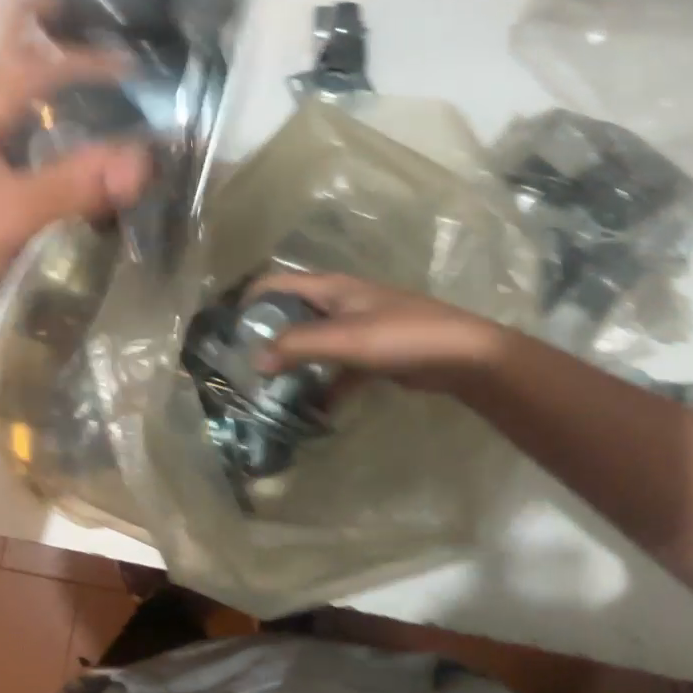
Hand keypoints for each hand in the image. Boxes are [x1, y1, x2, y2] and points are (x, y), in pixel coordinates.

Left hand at [0, 0, 151, 312]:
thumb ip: (73, 185)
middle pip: (12, 25)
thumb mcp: (9, 218)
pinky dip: (65, 82)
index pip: (37, 59)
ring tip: (117, 31)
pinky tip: (98, 100)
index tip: (143, 68)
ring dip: (63, 36)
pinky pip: (32, 95)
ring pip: (22, 57)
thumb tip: (144, 159)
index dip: (92, 58)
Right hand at [251, 272, 507, 392]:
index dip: (250, 300)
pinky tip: (314, 408)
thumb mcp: (344, 338)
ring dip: (295, 363)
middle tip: (245, 366)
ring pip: (314, 343)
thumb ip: (298, 346)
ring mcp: (359, 328)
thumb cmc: (402, 335)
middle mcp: (341, 303)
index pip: (277, 284)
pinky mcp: (374, 354)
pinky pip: (338, 367)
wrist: (464, 355)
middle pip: (293, 314)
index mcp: (332, 288)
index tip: (228, 330)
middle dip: (268, 336)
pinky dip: (326, 384)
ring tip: (271, 389)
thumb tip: (255, 360)